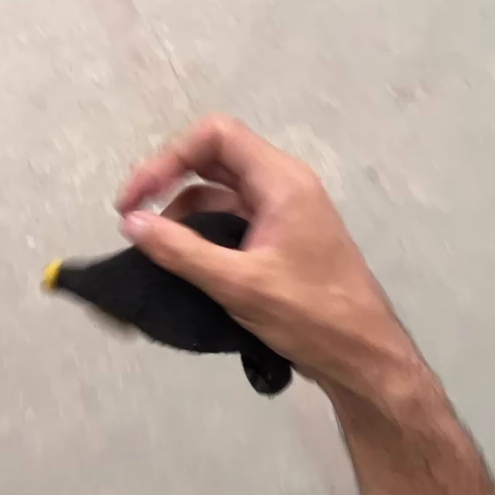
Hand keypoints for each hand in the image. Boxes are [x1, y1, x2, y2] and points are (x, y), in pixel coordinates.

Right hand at [114, 114, 427, 402]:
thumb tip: (130, 223)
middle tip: (131, 210)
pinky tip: (176, 251)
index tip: (138, 196)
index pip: (215, 136)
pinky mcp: (275, 233)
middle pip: (212, 155)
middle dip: (166, 176)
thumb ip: (180, 250)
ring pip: (216, 185)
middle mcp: (281, 184)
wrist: (364, 359)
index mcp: (281, 182)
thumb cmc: (311, 316)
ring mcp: (279, 209)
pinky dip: (195, 224)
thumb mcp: (238, 284)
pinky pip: (225, 212)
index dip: (168, 157)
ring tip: (149, 235)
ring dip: (177, 203)